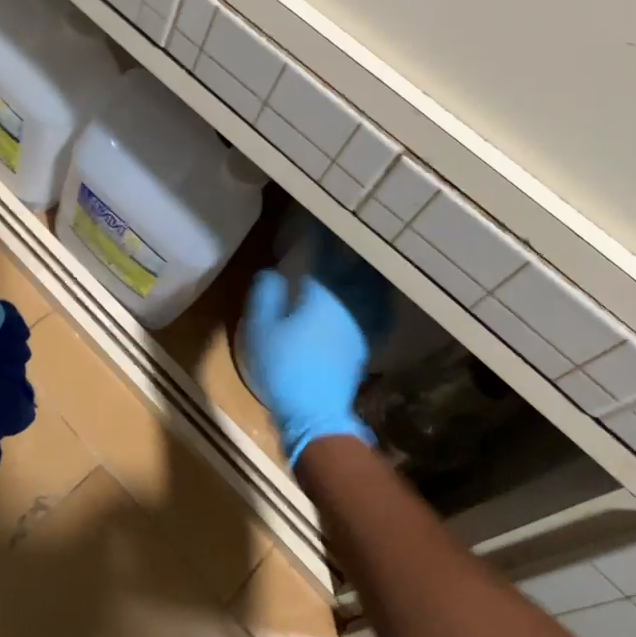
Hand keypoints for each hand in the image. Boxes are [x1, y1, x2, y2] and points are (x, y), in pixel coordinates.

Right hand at [238, 247, 390, 464]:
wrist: (315, 414)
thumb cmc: (284, 366)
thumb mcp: (260, 328)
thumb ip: (266, 294)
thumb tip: (273, 272)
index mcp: (323, 294)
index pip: (325, 255)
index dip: (321, 236)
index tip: (316, 222)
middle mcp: (350, 303)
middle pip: (359, 268)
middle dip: (353, 250)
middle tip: (345, 237)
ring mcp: (362, 325)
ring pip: (372, 289)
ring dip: (367, 272)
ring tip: (360, 262)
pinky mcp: (364, 344)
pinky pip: (375, 310)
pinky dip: (373, 297)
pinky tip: (367, 298)